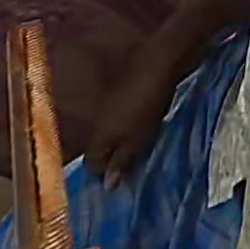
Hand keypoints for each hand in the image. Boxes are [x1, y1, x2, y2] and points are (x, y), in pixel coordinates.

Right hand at [82, 53, 175, 183]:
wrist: (157, 64)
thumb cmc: (146, 106)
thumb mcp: (137, 140)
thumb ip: (121, 162)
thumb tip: (107, 184)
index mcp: (99, 136)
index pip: (92, 163)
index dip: (104, 174)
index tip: (120, 181)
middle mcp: (100, 120)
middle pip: (101, 146)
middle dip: (114, 157)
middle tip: (132, 165)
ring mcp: (111, 103)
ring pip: (112, 130)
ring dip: (123, 139)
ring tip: (141, 147)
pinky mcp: (125, 90)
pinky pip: (123, 115)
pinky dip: (132, 122)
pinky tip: (146, 124)